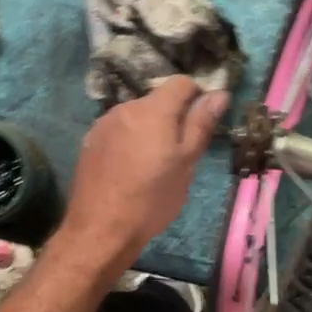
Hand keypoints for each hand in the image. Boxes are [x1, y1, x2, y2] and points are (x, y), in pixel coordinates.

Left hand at [58, 77, 227, 269]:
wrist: (101, 228)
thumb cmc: (152, 199)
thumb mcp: (186, 164)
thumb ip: (201, 125)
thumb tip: (219, 94)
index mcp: (154, 110)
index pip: (181, 83)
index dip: (197, 96)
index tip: (203, 122)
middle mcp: (126, 107)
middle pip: (157, 100)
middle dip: (172, 117)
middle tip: (180, 153)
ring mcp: (104, 123)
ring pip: (137, 116)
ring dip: (150, 130)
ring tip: (153, 165)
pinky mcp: (91, 141)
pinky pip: (119, 131)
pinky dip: (130, 141)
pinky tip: (130, 169)